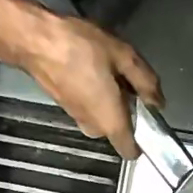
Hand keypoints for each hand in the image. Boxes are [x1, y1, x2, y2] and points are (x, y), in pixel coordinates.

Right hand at [14, 12, 162, 159]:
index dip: (143, 142)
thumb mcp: (123, 56)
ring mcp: (76, 119)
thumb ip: (146, 82)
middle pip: (119, 130)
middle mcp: (93, 128)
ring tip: (109, 70)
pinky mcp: (65, 107)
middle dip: (127, 111)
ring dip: (111, 101)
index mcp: (110, 122)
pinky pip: (90, 108)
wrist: (35, 41)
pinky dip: (96, 96)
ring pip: (104, 118)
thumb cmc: (80, 48)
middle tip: (128, 81)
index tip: (149, 121)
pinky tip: (93, 70)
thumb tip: (158, 102)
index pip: (130, 151)